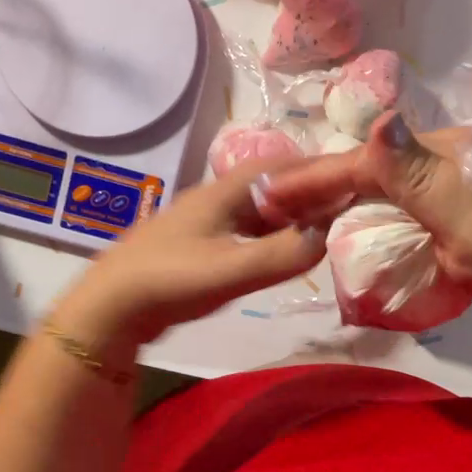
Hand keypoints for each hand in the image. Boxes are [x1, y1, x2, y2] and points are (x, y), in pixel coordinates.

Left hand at [52, 156, 356, 354]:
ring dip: (295, 216)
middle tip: (352, 209)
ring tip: (330, 231)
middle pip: (278, 185)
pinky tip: (288, 252)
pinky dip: (275, 235)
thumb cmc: (171, 280)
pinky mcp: (204, 244)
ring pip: (264, 209)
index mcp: (228, 190)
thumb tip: (327, 236)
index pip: (287, 165)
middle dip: (314, 193)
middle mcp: (221, 197)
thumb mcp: (232, 269)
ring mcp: (210, 220)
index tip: (359, 179)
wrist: (112, 306)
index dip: (323, 169)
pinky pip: (251, 230)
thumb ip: (283, 254)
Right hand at [265, 114, 471, 336]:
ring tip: (295, 204)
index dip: (315, 177)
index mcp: (450, 152)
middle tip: (270, 200)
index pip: (368, 161)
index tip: (267, 194)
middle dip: (318, 179)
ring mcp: (457, 172)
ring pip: (384, 176)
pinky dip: (367, 200)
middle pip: (371, 164)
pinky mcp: (461, 194)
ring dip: (338, 189)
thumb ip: (420, 179)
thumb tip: (379, 119)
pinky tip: (345, 208)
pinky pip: (402, 192)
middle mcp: (450, 151)